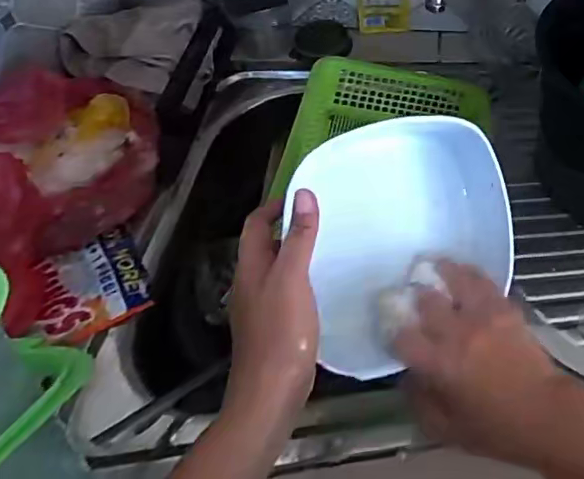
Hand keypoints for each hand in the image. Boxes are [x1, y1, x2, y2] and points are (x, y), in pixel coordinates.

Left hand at [224, 191, 320, 421]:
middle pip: (266, 242)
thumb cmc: (281, 330)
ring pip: (280, 263)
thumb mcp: (293, 277)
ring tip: (333, 236)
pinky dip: (307, 270)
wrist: (273, 391)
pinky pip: (290, 283)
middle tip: (326, 210)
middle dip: (291, 222)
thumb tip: (304, 193)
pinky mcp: (279, 319)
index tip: (306, 191)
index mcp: (250, 269)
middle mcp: (252, 282)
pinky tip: (329, 274)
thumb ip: (299, 236)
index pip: (255, 225)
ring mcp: (264, 303)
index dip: (275, 205)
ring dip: (301, 246)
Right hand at [391, 259, 576, 467]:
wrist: (540, 408)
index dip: (391, 327)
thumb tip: (409, 374)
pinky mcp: (507, 307)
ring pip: (460, 281)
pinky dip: (472, 273)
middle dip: (414, 292)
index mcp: (441, 363)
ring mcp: (486, 314)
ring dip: (444, 270)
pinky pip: (486, 282)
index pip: (404, 337)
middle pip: (430, 301)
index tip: (386, 321)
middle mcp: (461, 331)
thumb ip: (420, 398)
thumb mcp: (444, 426)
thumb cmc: (492, 426)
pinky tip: (465, 271)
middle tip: (405, 284)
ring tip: (433, 262)